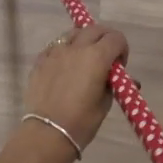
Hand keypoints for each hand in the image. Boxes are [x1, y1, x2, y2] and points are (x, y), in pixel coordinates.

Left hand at [23, 25, 128, 152]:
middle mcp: (76, 47)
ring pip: (73, 33)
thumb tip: (120, 78)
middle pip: (95, 29)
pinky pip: (55, 46)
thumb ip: (112, 83)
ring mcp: (55, 51)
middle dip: (105, 39)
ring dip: (84, 40)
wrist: (47, 132)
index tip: (119, 65)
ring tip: (84, 59)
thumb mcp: (105, 103)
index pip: (116, 38)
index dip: (122, 49)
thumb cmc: (82, 121)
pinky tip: (65, 67)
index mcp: (96, 57)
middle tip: (106, 58)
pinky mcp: (40, 59)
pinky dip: (65, 50)